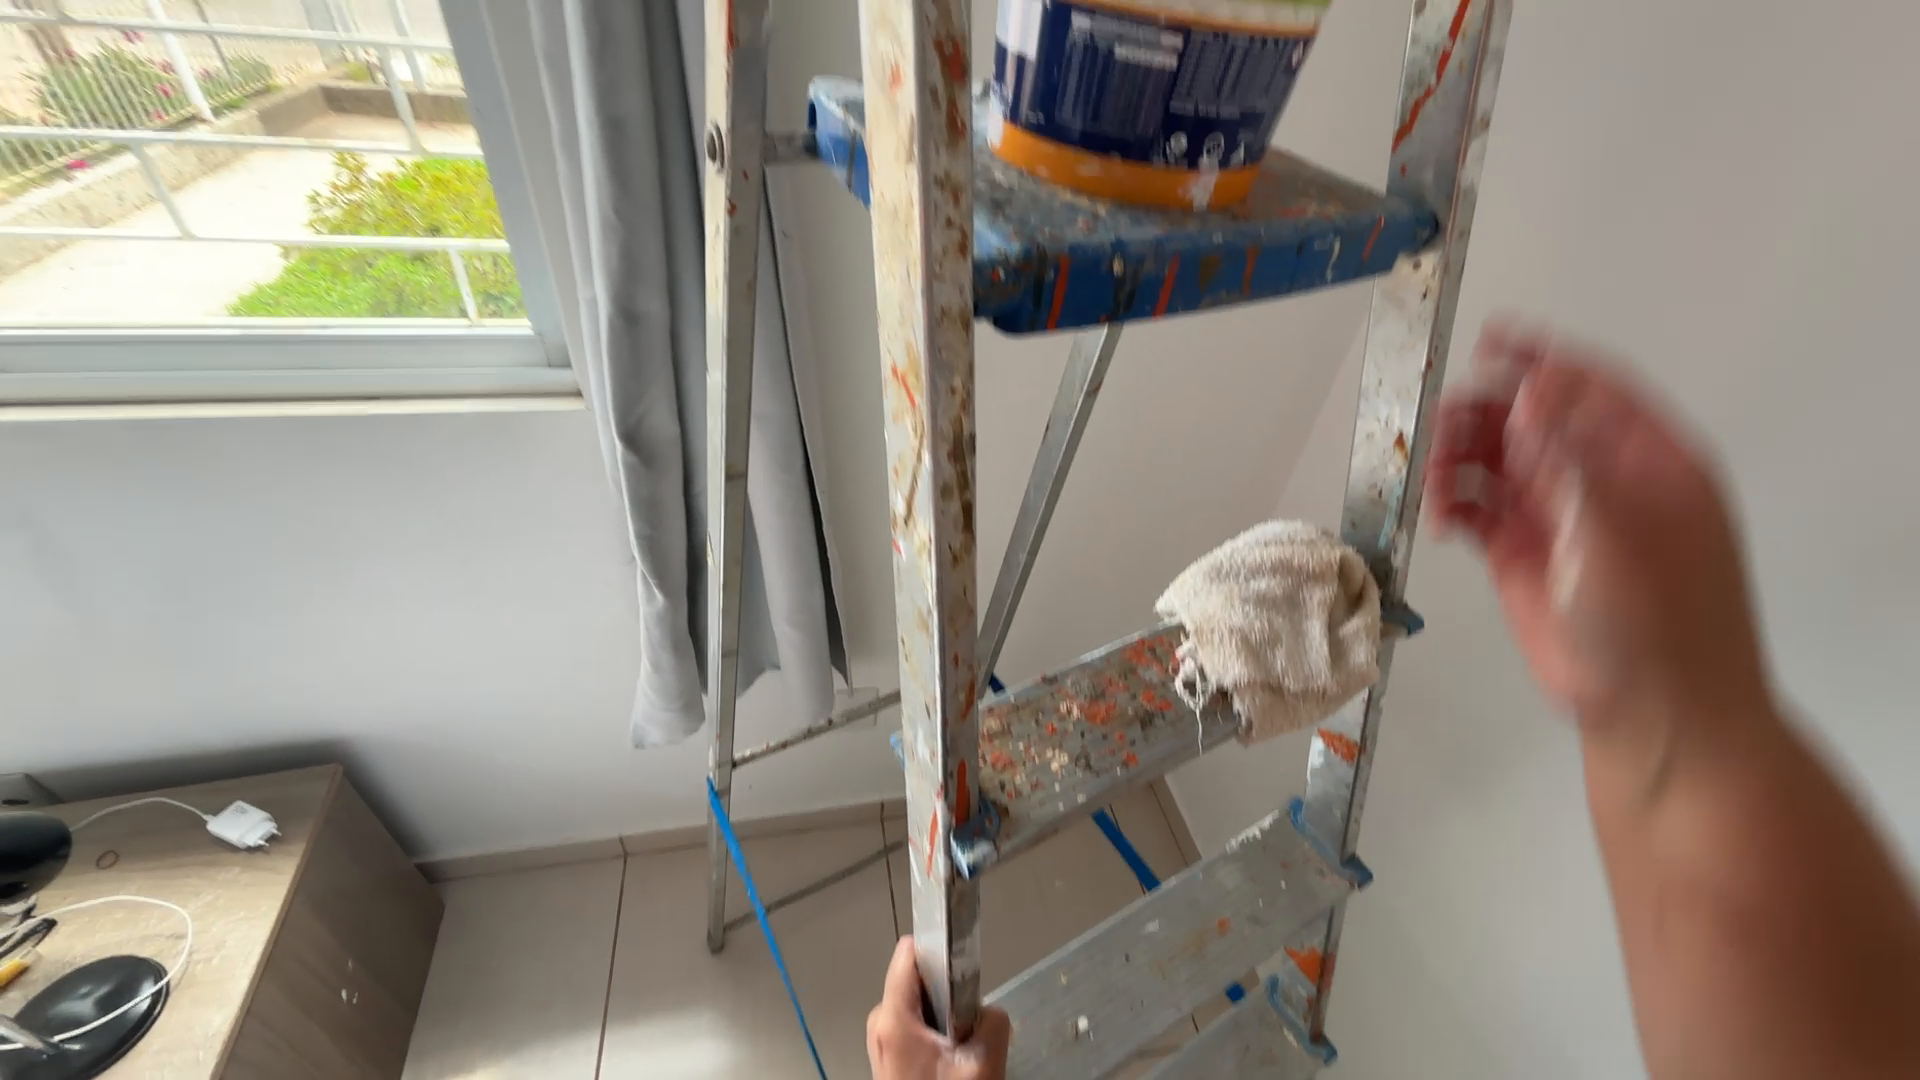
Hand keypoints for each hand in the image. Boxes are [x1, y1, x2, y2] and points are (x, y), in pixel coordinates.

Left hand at [868, 936, 1011, 1079]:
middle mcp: (879, 1022)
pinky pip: (915, 1027)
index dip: (938, 951)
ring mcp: (880, 1041)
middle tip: (966, 1028)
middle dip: (947, 996)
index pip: (909, 951)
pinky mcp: (886, 1056)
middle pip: (919, 980)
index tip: (962, 966)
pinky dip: (934, 1037)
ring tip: (959, 1053)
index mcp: (893, 1016)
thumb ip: (993, 1021)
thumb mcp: (983, 1065)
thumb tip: (986, 1012)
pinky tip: (949, 1065)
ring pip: (920, 1006)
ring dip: (943, 1021)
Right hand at [1426, 321, 1773, 736]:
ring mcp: (1554, 517)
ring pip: (1494, 465)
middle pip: (1528, 425)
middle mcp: (1596, 481)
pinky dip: (1451, 506)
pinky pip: (1475, 511)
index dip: (1539, 363)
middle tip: (1436, 427)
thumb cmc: (1657, 620)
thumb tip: (1529, 393)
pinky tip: (1441, 516)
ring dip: (1458, 462)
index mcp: (1644, 462)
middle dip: (1481, 418)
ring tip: (1432, 477)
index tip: (1488, 342)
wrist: (1647, 706)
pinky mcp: (1517, 553)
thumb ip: (1567, 458)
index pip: (1588, 391)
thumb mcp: (1615, 529)